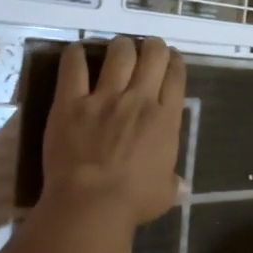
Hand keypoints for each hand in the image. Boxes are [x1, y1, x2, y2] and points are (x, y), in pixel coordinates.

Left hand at [41, 36, 186, 226]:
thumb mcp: (165, 192)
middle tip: (147, 49)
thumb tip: (181, 185)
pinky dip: (76, 54)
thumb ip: (172, 182)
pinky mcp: (71, 102)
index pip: (176, 75)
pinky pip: (74, 67)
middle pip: (153, 55)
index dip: (175, 62)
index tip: (171, 60)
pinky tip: (77, 51)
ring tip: (118, 48)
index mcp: (166, 118)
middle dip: (152, 47)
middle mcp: (140, 99)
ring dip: (121, 46)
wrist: (91, 205)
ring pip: (119, 53)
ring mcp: (105, 98)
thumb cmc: (133, 202)